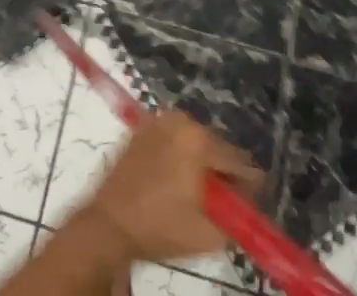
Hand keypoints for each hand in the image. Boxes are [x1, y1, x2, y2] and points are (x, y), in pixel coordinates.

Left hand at [79, 111, 263, 261]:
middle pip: (217, 146)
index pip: (240, 161)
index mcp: (199, 141)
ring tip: (196, 191)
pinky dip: (179, 154)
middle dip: (223, 171)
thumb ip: (239, 217)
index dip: (248, 186)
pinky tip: (174, 179)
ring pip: (194, 141)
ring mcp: (158, 121)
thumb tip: (248, 205)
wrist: (108, 224)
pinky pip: (173, 139)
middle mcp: (180, 121)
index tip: (247, 205)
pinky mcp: (141, 129)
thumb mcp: (210, 234)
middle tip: (220, 200)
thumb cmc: (160, 227)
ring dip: (201, 161)